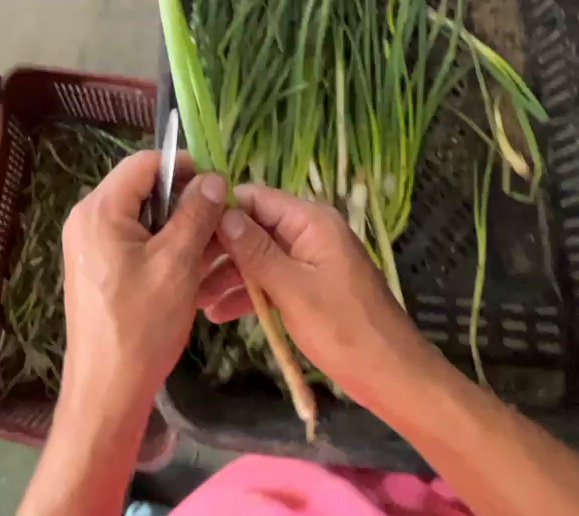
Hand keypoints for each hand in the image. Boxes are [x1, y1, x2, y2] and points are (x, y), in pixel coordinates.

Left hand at [60, 150, 226, 413]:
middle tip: (222, 219)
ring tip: (214, 247)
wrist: (106, 391)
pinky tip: (192, 270)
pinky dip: (163, 248)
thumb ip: (196, 214)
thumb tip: (214, 177)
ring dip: (178, 228)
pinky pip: (134, 243)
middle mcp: (87, 219)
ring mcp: (89, 245)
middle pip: (142, 190)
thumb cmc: (141, 324)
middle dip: (184, 201)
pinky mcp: (98, 268)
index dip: (183, 167)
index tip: (219, 184)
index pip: (144, 164)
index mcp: (99, 209)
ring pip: (142, 219)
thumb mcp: (177, 264)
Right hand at [197, 183, 438, 405]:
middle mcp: (309, 231)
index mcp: (310, 221)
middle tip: (183, 271)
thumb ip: (255, 250)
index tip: (184, 230)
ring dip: (227, 275)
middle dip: (219, 248)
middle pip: (252, 227)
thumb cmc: (345, 331)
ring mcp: (309, 259)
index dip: (219, 211)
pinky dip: (247, 293)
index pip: (254, 198)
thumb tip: (221, 212)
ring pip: (257, 255)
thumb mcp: (293, 289)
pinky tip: (218, 314)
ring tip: (193, 298)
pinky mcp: (309, 285)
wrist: (394, 379)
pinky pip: (271, 278)